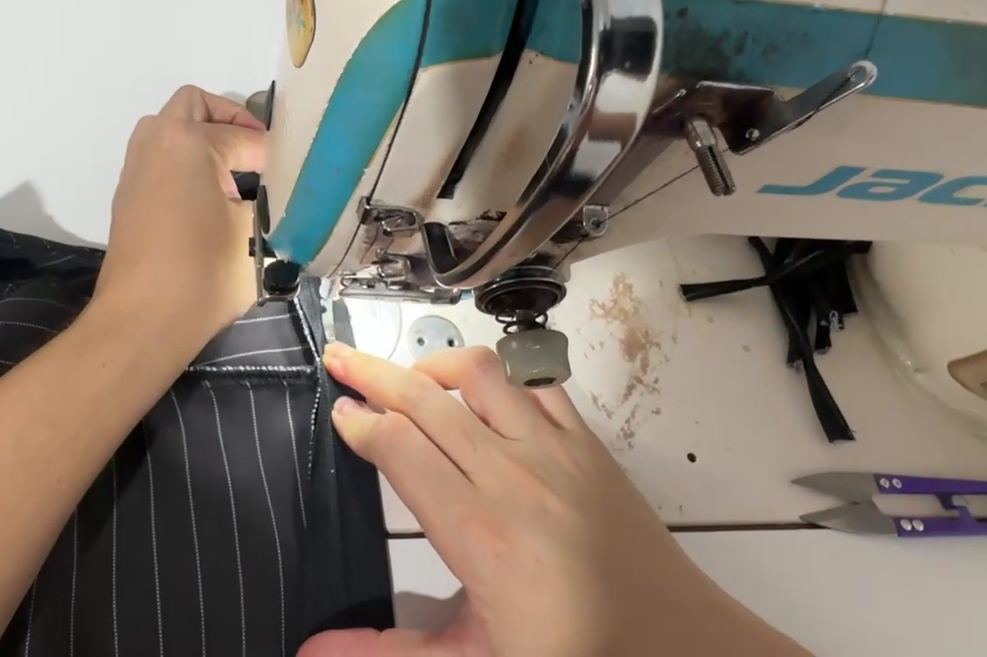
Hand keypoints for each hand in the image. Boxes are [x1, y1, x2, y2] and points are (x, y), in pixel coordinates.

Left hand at [95, 86, 265, 342]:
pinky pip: (160, 157)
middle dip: (233, 122)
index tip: (296, 177)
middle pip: (197, 107)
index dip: (277, 158)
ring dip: (203, 137)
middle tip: (261, 152)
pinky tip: (210, 197)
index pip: (246, 138)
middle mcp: (156, 142)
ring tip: (236, 171)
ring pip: (171, 128)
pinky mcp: (128, 195)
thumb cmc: (203, 274)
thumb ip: (274, 201)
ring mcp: (136, 168)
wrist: (142, 323)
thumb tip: (283, 195)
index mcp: (189, 142)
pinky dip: (185, 161)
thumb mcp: (256, 233)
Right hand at [303, 343, 805, 656]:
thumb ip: (385, 654)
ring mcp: (555, 451)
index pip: (399, 447)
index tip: (337, 412)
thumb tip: (309, 651)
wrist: (677, 649)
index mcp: (478, 533)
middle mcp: (511, 476)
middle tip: (338, 358)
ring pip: (480, 373)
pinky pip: (537, 383)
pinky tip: (479, 396)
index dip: (359, 423)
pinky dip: (500, 377)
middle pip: (424, 398)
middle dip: (371, 372)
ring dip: (433, 364)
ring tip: (406, 376)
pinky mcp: (587, 442)